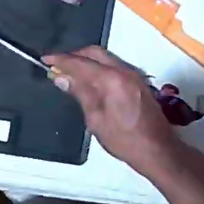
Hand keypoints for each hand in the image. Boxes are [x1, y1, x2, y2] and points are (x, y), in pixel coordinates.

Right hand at [43, 46, 186, 176]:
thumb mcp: (96, 119)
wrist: (158, 150)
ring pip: (105, 58)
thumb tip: (62, 78)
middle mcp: (125, 71)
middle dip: (74, 56)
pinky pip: (114, 67)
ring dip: (87, 62)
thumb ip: (80, 93)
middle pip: (95, 53)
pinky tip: (89, 82)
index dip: (61, 59)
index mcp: (112, 79)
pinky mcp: (138, 83)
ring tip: (70, 74)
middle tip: (57, 66)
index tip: (46, 60)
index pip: (81, 62)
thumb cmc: (125, 140)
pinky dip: (99, 68)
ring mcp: (134, 76)